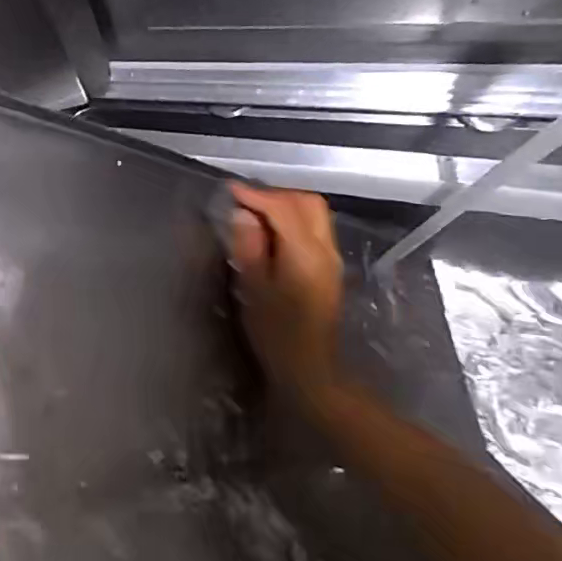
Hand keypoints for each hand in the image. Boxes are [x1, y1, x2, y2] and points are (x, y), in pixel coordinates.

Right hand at [228, 182, 344, 412]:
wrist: (311, 370)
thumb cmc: (277, 335)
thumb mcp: (254, 291)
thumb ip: (250, 247)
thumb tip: (244, 214)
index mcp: (305, 254)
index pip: (283, 208)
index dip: (256, 195)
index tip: (230, 190)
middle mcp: (325, 250)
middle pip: (308, 203)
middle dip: (276, 195)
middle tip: (245, 201)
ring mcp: (331, 259)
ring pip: (315, 213)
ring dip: (286, 205)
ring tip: (256, 214)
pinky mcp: (330, 269)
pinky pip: (315, 228)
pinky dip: (294, 219)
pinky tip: (272, 232)